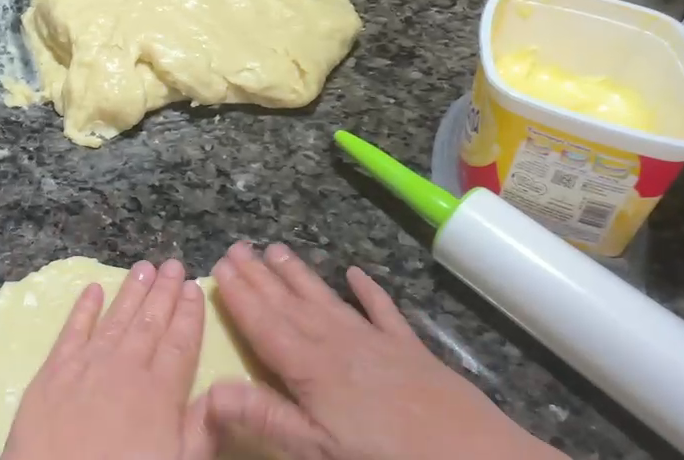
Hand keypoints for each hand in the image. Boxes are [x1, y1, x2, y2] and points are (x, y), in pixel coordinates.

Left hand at [2, 259, 209, 459]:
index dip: (189, 314)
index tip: (195, 286)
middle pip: (149, 323)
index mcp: (159, 392)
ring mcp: (87, 364)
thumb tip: (227, 390)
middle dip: (164, 292)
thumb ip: (203, 428)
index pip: (180, 343)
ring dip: (131, 291)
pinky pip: (72, 329)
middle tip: (173, 264)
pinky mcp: (53, 370)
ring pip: (116, 318)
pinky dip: (84, 307)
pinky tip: (93, 289)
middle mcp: (125, 368)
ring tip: (144, 267)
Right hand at [200, 242, 565, 459]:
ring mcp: (375, 342)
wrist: (475, 459)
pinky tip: (355, 273)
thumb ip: (265, 418)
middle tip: (237, 245)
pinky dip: (367, 291)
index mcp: (309, 368)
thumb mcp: (318, 452)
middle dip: (260, 275)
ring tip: (277, 249)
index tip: (218, 266)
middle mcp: (336, 343)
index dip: (239, 296)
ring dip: (299, 274)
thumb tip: (208, 390)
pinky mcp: (410, 351)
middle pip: (289, 304)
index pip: (264, 324)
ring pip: (326, 299)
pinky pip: (382, 311)